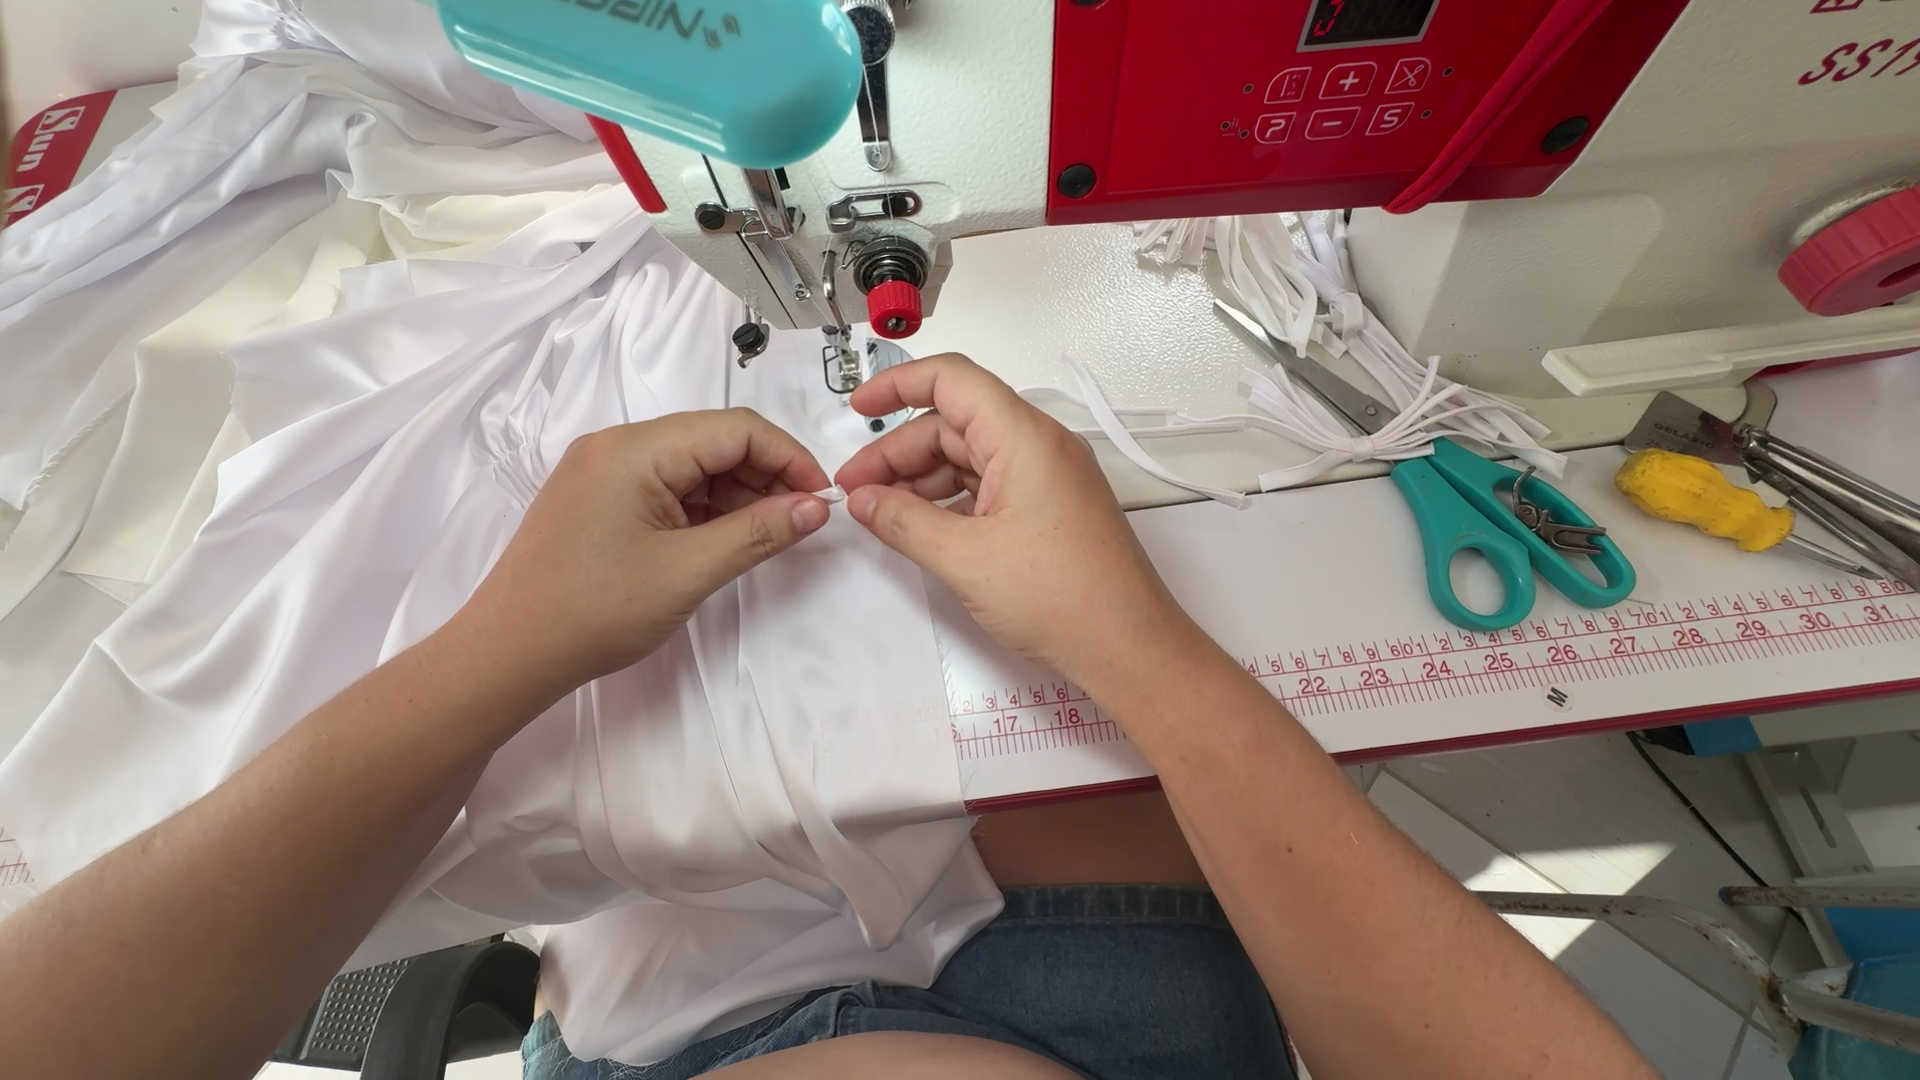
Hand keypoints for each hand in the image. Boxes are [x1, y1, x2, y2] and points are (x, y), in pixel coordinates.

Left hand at [456, 409, 831, 696]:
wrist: (509, 655)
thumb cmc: (596, 611)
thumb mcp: (689, 571)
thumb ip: (759, 532)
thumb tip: (818, 507)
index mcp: (634, 449)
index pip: (735, 428)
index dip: (788, 457)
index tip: (822, 498)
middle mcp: (619, 446)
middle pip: (716, 440)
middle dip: (767, 475)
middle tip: (801, 521)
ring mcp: (609, 471)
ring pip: (698, 464)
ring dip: (741, 493)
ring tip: (769, 533)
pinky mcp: (606, 498)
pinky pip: (673, 486)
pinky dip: (710, 507)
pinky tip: (730, 535)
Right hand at [834, 355, 1197, 694]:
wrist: (1129, 648)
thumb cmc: (1058, 598)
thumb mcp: (965, 558)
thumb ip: (904, 522)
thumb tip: (862, 500)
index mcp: (1024, 437)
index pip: (953, 380)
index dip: (898, 385)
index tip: (856, 409)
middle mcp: (1039, 446)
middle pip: (953, 424)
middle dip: (898, 452)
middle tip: (854, 491)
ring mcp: (1047, 478)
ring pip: (968, 458)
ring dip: (920, 480)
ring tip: (880, 513)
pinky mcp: (1048, 508)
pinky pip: (988, 487)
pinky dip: (950, 501)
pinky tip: (920, 526)